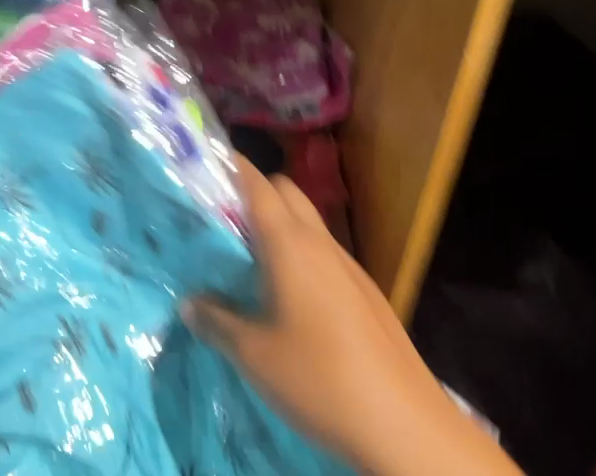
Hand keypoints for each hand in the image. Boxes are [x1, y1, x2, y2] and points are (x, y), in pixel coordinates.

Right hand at [182, 159, 521, 475]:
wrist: (407, 427)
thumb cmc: (320, 379)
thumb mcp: (253, 355)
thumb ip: (216, 321)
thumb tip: (189, 302)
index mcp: (289, 245)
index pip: (257, 184)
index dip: (229, 167)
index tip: (202, 168)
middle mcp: (321, 244)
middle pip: (287, 192)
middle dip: (254, 193)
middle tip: (222, 224)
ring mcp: (350, 268)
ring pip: (309, 225)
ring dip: (279, 228)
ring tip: (249, 263)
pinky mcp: (368, 295)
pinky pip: (326, 256)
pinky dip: (302, 257)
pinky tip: (291, 301)